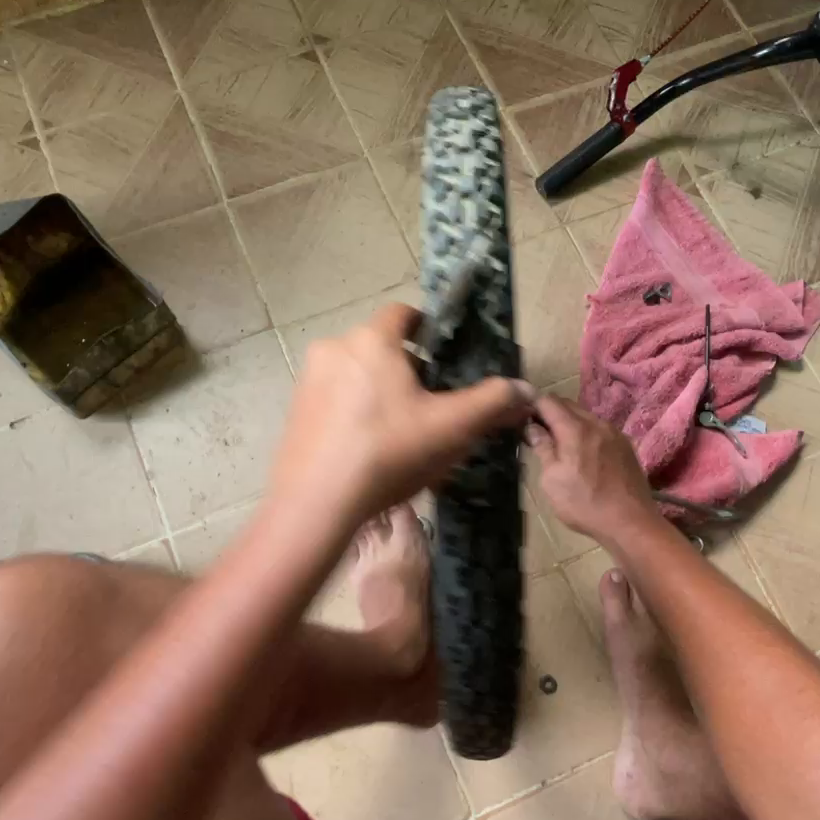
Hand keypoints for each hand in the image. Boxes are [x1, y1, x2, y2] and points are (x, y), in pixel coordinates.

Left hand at [270, 304, 534, 522]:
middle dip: (407, 369)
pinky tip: (370, 450)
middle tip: (431, 404)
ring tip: (402, 432)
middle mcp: (333, 349)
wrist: (316, 505)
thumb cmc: (388, 453)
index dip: (429, 330)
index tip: (445, 357)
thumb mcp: (451, 428)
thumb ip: (492, 403)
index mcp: (371, 340)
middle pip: (380, 347)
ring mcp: (308, 381)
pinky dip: (354, 415)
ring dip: (380, 393)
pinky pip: (334, 401)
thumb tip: (525, 390)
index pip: (404, 314)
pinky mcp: (295, 412)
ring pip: (356, 375)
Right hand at [526, 396, 656, 540]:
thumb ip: (543, 448)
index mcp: (575, 429)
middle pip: (568, 405)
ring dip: (568, 423)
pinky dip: (585, 433)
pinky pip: (599, 429)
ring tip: (558, 444)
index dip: (531, 403)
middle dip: (549, 412)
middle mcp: (596, 423)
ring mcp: (614, 433)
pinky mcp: (625, 445)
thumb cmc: (584, 504)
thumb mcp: (552, 480)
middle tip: (535, 431)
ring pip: (585, 416)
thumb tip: (532, 428)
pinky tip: (581, 453)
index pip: (548, 401)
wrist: (630, 522)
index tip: (520, 414)